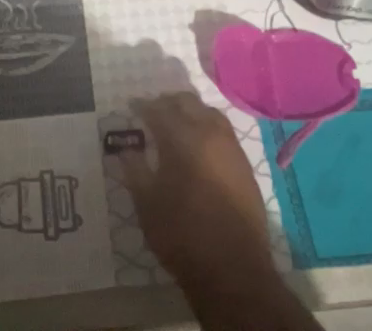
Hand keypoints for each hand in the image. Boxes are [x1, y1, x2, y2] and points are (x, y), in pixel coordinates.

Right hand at [119, 93, 277, 288]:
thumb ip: (135, 171)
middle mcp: (210, 134)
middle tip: (152, 111)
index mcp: (183, 139)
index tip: (131, 105)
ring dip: (191, 112)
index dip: (142, 106)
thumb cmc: (182, 235)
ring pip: (210, 114)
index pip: (159, 110)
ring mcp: (232, 149)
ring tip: (177, 124)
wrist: (232, 269)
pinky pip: (224, 133)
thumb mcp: (147, 204)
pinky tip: (199, 146)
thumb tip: (126, 150)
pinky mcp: (245, 166)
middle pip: (188, 103)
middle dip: (168, 102)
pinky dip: (208, 128)